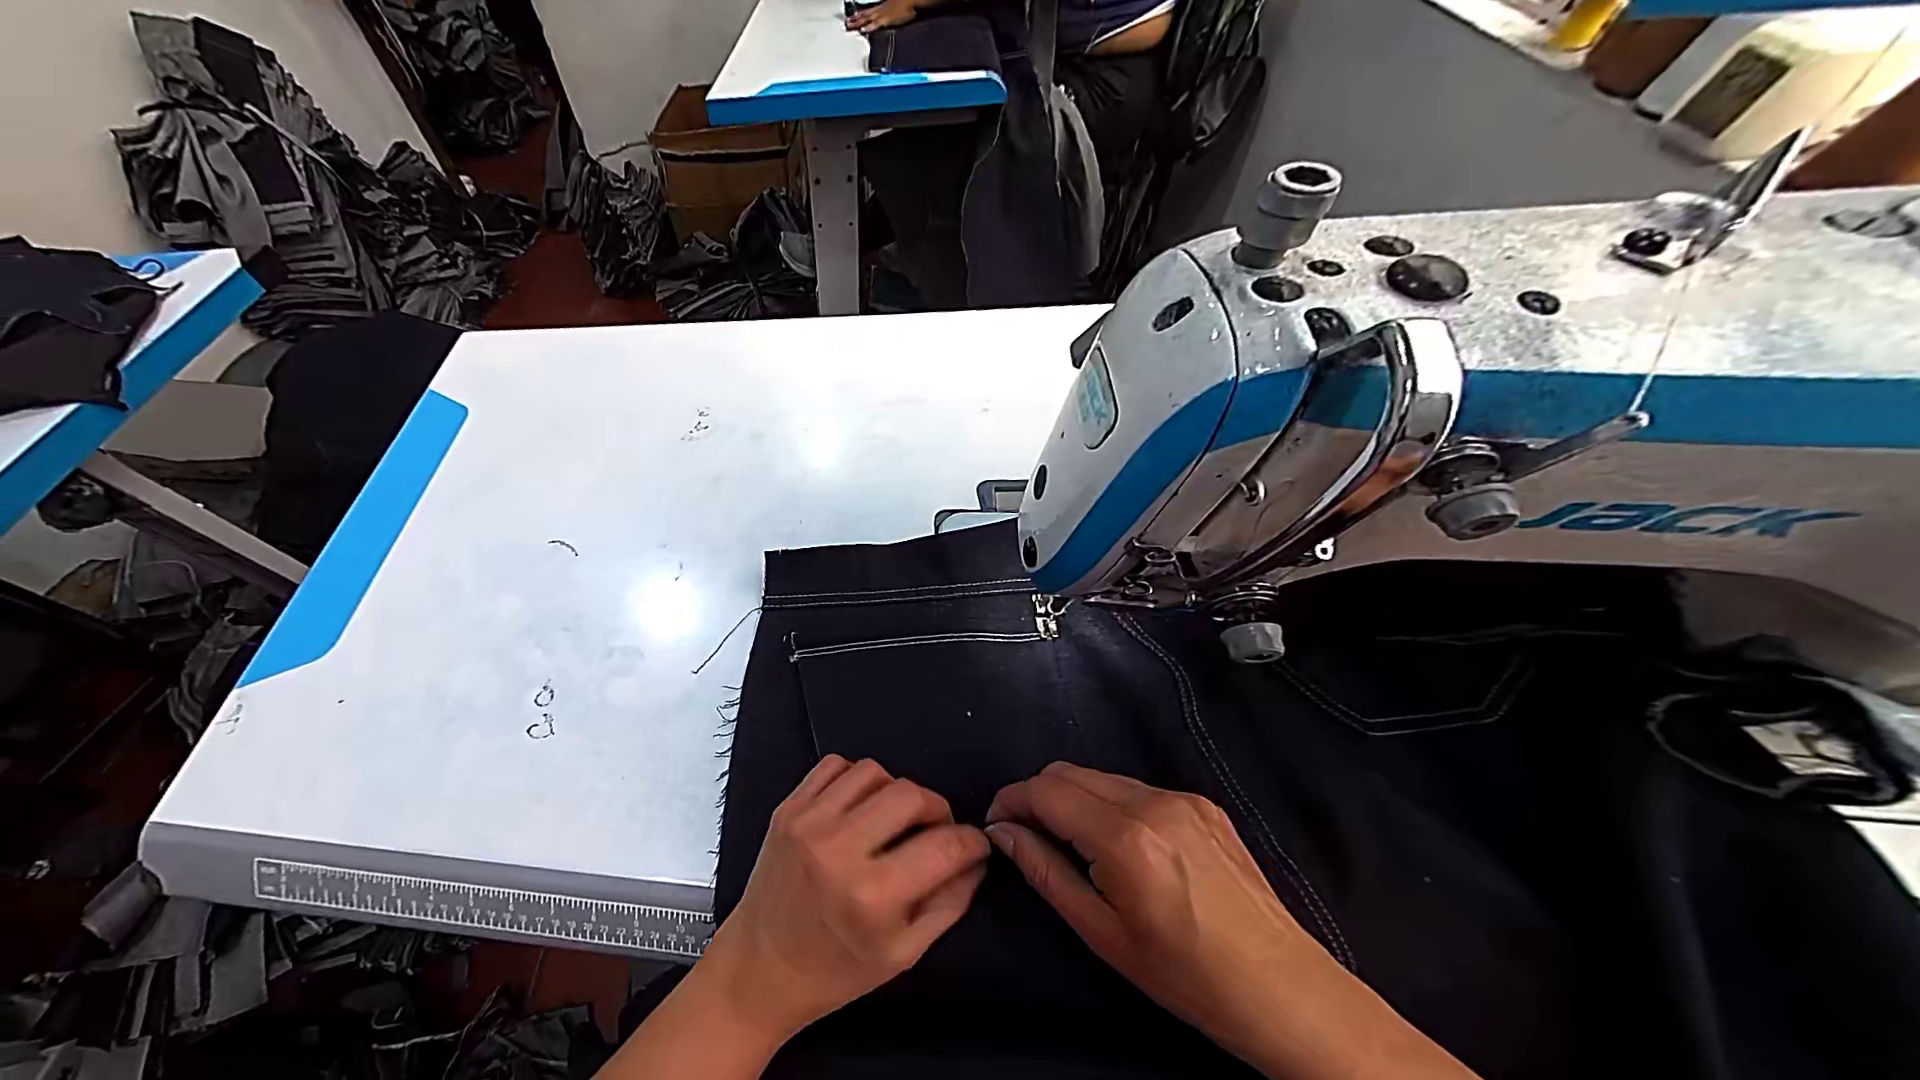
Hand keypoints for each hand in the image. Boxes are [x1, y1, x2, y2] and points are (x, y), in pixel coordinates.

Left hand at [601, 756, 988, 1079]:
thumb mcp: (905, 952)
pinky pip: (836, 765)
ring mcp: (808, 822)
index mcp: (872, 895)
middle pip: (912, 794)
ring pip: (875, 771)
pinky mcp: (788, 808)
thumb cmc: (835, 971)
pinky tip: (859, 808)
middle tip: (934, 830)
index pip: (945, 845)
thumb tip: (977, 858)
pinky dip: (857, 779)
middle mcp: (839, 849)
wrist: (758, 970)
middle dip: (937, 809)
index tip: (974, 844)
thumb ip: (951, 903)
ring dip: (896, 792)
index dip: (971, 841)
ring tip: (893, 820)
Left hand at [847, 0, 920, 33]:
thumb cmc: (905, 3)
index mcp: (882, 7)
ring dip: (858, 22)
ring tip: (850, 25)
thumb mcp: (895, 6)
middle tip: (847, 23)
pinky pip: (875, 24)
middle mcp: (880, 10)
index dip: (860, 15)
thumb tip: (888, 14)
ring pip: (867, 19)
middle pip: (865, 15)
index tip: (852, 17)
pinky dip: (868, 27)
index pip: (868, 12)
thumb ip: (890, 11)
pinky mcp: (886, 20)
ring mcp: (882, 14)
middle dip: (855, 19)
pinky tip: (863, 30)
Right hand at [987, 763, 1477, 1079]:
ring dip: (1074, 797)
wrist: (1281, 987)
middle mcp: (1152, 801)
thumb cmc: (1184, 974)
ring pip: (1103, 776)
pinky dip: (1111, 803)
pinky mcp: (1203, 802)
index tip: (996, 822)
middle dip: (1038, 794)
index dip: (1012, 799)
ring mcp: (1182, 796)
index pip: (1047, 791)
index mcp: (1125, 837)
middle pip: (1070, 772)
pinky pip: (1138, 787)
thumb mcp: (1101, 932)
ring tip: (1070, 841)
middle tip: (1026, 833)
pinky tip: (1118, 843)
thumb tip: (1004, 833)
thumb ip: (1045, 872)